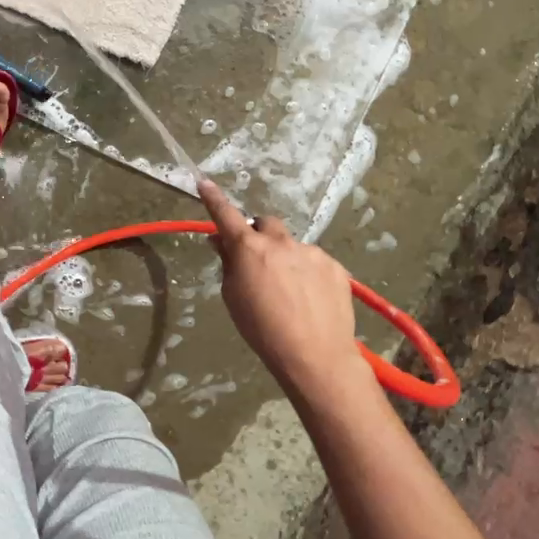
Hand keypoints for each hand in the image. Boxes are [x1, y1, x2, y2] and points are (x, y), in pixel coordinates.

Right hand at [198, 179, 369, 405]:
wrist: (316, 356)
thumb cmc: (262, 329)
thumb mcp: (232, 297)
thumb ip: (228, 264)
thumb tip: (224, 242)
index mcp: (248, 248)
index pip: (225, 215)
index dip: (213, 198)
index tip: (204, 182)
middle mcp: (280, 242)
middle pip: (265, 224)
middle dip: (259, 236)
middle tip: (259, 261)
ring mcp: (311, 252)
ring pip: (292, 246)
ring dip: (286, 258)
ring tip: (291, 292)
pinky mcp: (335, 267)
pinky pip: (314, 261)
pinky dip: (308, 273)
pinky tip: (310, 299)